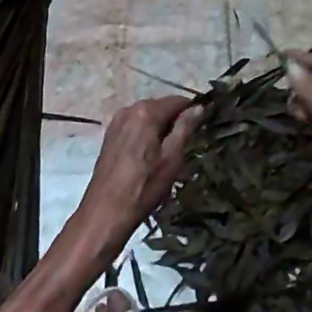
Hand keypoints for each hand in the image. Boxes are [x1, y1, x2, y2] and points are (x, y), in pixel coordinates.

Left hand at [80, 96, 203, 242]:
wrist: (106, 210)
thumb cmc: (144, 186)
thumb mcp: (172, 158)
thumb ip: (185, 128)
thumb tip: (199, 107)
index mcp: (145, 112)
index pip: (177, 101)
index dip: (193, 110)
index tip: (204, 125)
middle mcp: (128, 110)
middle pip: (161, 106)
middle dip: (176, 120)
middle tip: (189, 143)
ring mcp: (116, 122)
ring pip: (147, 117)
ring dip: (162, 128)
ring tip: (171, 152)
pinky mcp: (110, 135)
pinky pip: (135, 126)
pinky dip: (147, 133)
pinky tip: (152, 154)